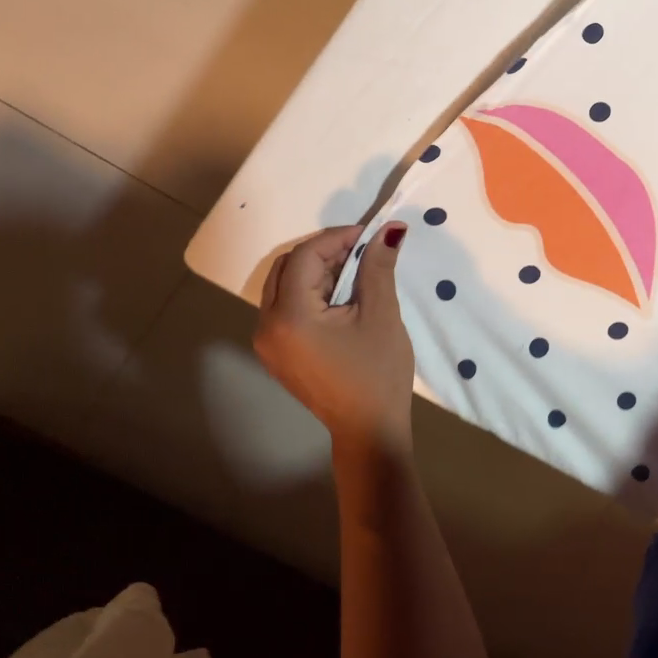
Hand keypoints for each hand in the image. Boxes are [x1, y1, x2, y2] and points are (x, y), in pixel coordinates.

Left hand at [255, 222, 414, 454]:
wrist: (368, 427)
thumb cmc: (377, 370)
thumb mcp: (382, 313)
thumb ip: (378, 267)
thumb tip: (390, 230)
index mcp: (290, 316)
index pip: (304, 257)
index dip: (337, 238)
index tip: (371, 234)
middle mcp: (266, 326)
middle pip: (288, 268)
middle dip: (325, 251)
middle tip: (365, 250)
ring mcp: (268, 342)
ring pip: (285, 286)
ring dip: (318, 270)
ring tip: (358, 270)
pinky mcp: (278, 352)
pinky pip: (287, 306)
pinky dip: (312, 291)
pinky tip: (343, 296)